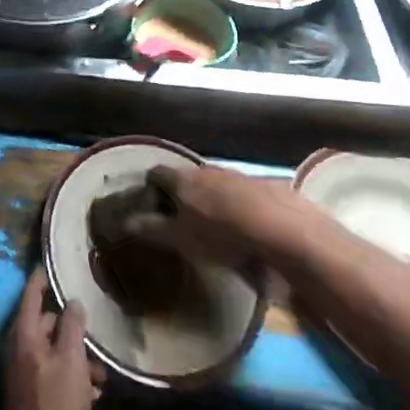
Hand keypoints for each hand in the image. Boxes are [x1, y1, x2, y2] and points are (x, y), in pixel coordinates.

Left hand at [1, 268, 100, 409]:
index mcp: (23, 334)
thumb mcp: (72, 362)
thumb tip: (72, 301)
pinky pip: (48, 371)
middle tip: (97, 340)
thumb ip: (72, 326)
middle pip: (44, 324)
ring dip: (75, 358)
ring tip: (100, 377)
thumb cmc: (56, 404)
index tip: (52, 262)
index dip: (42, 277)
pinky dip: (68, 375)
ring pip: (50, 350)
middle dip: (71, 330)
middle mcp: (16, 346)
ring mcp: (19, 369)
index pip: (31, 293)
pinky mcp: (25, 390)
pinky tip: (90, 394)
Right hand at [140, 164, 323, 268]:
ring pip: (215, 184)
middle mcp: (207, 170)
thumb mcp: (181, 239)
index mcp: (182, 179)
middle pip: (187, 177)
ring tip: (214, 223)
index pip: (156, 172)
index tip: (149, 202)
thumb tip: (124, 221)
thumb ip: (151, 228)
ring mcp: (238, 175)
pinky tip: (244, 225)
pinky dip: (236, 204)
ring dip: (211, 198)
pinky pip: (241, 192)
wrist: (284, 231)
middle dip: (182, 193)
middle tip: (181, 217)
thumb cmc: (222, 235)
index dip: (150, 185)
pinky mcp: (266, 186)